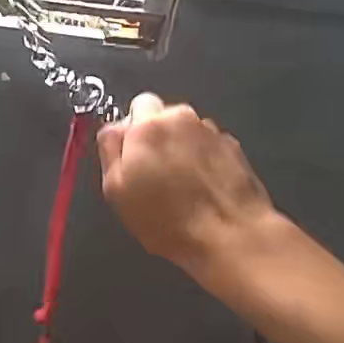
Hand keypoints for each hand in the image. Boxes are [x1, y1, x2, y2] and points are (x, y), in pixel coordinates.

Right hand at [96, 93, 276, 275]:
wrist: (230, 235)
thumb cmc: (171, 221)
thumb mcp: (116, 191)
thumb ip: (110, 149)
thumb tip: (113, 132)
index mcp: (148, 126)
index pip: (136, 106)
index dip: (133, 131)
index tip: (133, 157)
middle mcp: (182, 119)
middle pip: (164, 118)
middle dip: (157, 139)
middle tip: (154, 176)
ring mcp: (211, 131)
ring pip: (188, 133)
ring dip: (182, 150)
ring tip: (182, 189)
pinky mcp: (233, 147)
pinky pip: (209, 147)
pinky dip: (204, 161)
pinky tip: (202, 190)